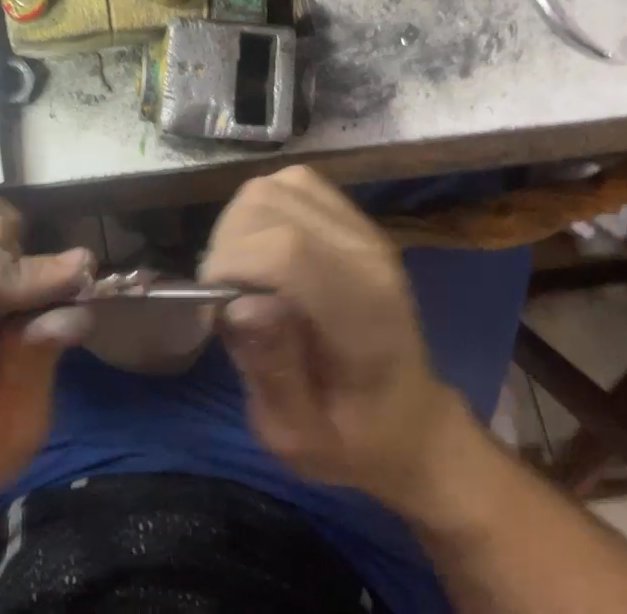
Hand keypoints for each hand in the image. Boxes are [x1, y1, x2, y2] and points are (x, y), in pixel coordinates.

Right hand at [199, 166, 470, 512]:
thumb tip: (241, 304)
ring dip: (238, 228)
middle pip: (266, 206)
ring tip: (242, 276)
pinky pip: (290, 185)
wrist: (408, 423)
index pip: (284, 250)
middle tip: (228, 301)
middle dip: (226, 249)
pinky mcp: (354, 221)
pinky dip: (261, 211)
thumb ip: (271, 371)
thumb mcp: (298, 437)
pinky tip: (262, 253)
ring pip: (272, 188)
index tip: (218, 315)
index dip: (229, 269)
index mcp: (362, 315)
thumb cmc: (349, 440)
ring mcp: (364, 232)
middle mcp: (367, 258)